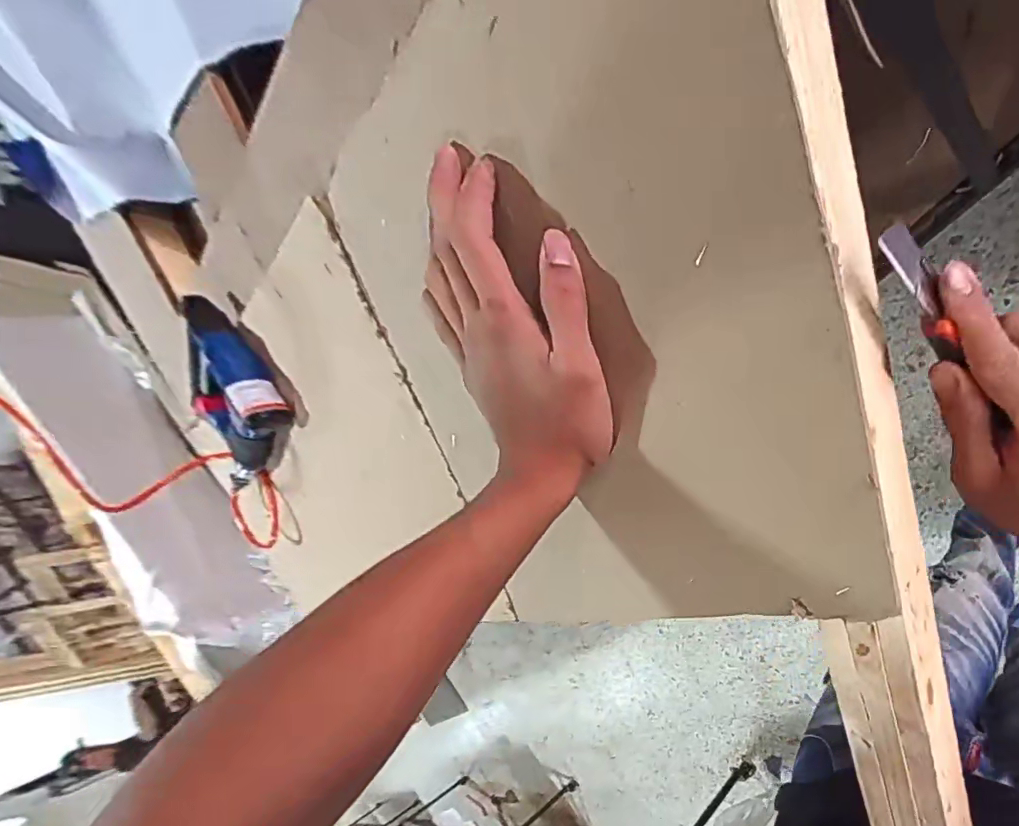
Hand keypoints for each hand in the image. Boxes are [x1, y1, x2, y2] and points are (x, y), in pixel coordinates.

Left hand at [424, 145, 614, 497]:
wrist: (538, 475)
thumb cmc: (569, 424)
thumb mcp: (580, 364)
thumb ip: (566, 302)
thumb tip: (553, 242)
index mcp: (503, 318)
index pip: (474, 241)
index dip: (472, 196)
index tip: (481, 162)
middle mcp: (476, 324)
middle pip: (446, 248)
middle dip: (444, 197)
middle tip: (449, 157)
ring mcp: (469, 345)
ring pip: (438, 274)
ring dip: (438, 231)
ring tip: (447, 201)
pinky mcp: (473, 364)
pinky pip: (441, 308)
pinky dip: (438, 275)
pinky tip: (441, 271)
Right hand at [928, 261, 1018, 555]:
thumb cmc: (1018, 501)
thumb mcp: (973, 474)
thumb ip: (961, 419)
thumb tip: (945, 367)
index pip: (1001, 360)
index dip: (971, 318)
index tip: (949, 276)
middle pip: (1014, 333)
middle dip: (979, 341)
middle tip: (954, 371)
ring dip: (996, 351)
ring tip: (989, 397)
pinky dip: (1014, 358)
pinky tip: (1009, 394)